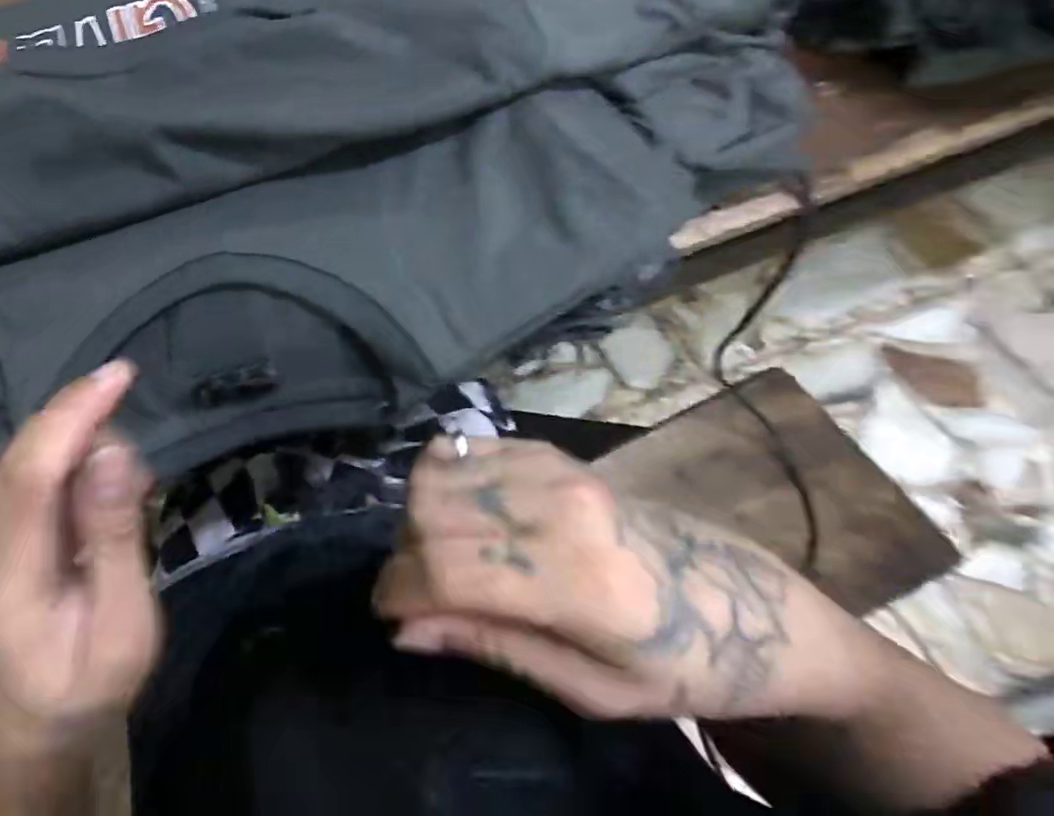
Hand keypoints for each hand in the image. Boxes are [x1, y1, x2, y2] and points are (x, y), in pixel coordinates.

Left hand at [0, 360, 160, 758]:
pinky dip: (65, 465)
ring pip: (26, 453)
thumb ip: (115, 538)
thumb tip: (113, 450)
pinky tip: (90, 504)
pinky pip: (23, 468)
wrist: (23, 720)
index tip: (120, 373)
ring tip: (122, 505)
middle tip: (141, 478)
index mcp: (3, 575)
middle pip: (27, 451)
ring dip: (80, 451)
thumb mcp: (123, 627)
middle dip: (87, 426)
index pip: (32, 470)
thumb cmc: (82, 685)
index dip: (75, 413)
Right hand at [373, 438, 881, 720]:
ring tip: (433, 552)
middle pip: (431, 516)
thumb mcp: (593, 691)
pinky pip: (459, 451)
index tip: (387, 613)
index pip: (448, 571)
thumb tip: (404, 630)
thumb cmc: (681, 665)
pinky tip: (454, 514)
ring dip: (415, 518)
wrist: (754, 606)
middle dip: (402, 555)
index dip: (399, 590)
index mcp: (584, 584)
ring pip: (434, 476)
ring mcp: (555, 470)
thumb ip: (492, 647)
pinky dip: (437, 481)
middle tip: (414, 589)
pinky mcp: (548, 450)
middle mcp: (562, 510)